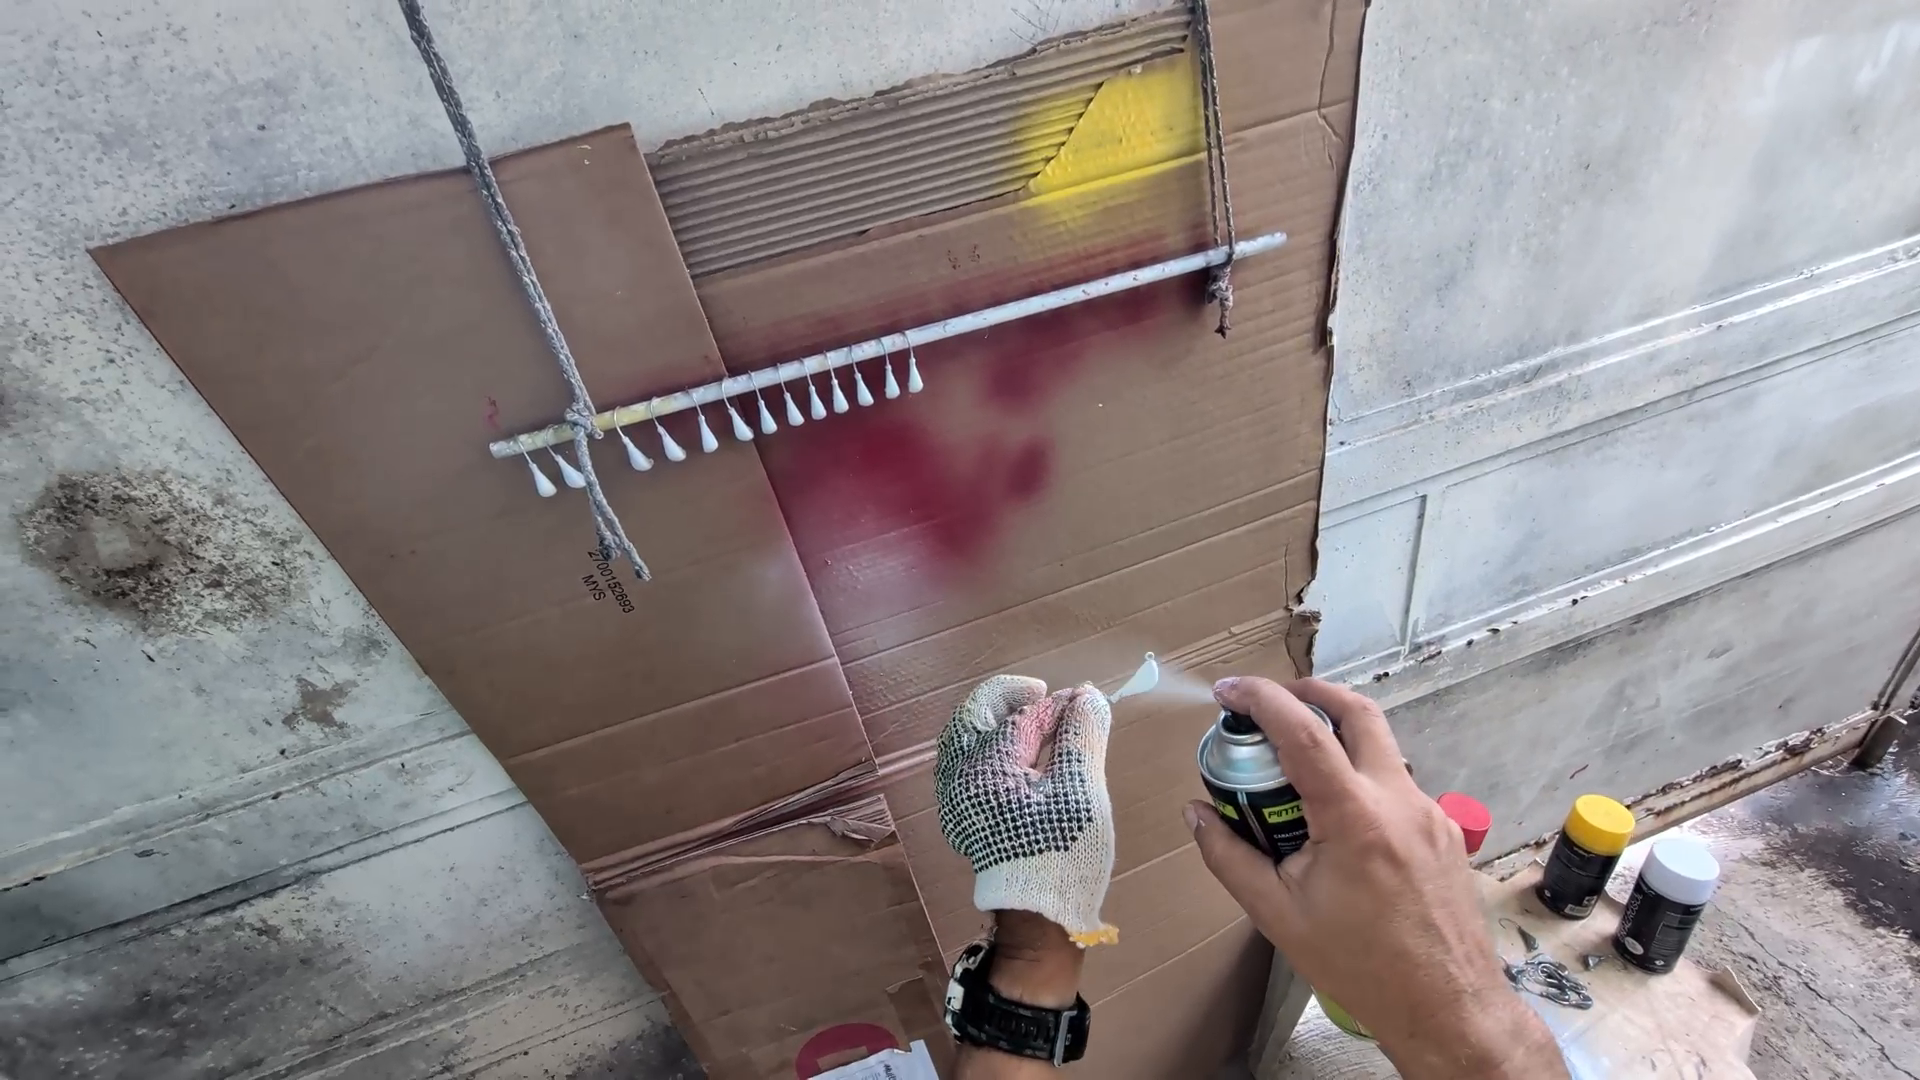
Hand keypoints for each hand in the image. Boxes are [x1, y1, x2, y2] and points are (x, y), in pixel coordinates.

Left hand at [936, 676, 1116, 945]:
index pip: (1023, 716)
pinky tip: (1018, 749)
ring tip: (1032, 716)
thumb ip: (1082, 737)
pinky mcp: (961, 809)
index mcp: (987, 766)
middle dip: (1008, 697)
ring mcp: (954, 793)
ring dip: (996, 717)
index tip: (1086, 700)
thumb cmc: (1061, 854)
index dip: (1057, 705)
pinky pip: (966, 758)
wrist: (1037, 917)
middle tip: (1041, 694)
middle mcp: (959, 774)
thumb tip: (1087, 695)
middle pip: (974, 714)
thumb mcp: (1081, 792)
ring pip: (966, 735)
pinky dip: (989, 741)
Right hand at [1187, 677, 1567, 1079]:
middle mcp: (1399, 801)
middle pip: (1358, 711)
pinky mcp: (1444, 831)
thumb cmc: (1360, 966)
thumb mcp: (1276, 914)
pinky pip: (1393, 779)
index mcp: (1355, 818)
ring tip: (1292, 758)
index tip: (1226, 690)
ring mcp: (1429, 813)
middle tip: (1269, 698)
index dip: (1260, 698)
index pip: (1303, 732)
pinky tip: (1331, 810)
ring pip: (1379, 744)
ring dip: (1334, 731)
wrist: (1452, 1015)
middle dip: (1309, 690)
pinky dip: (1356, 770)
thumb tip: (1195, 813)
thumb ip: (1228, 855)